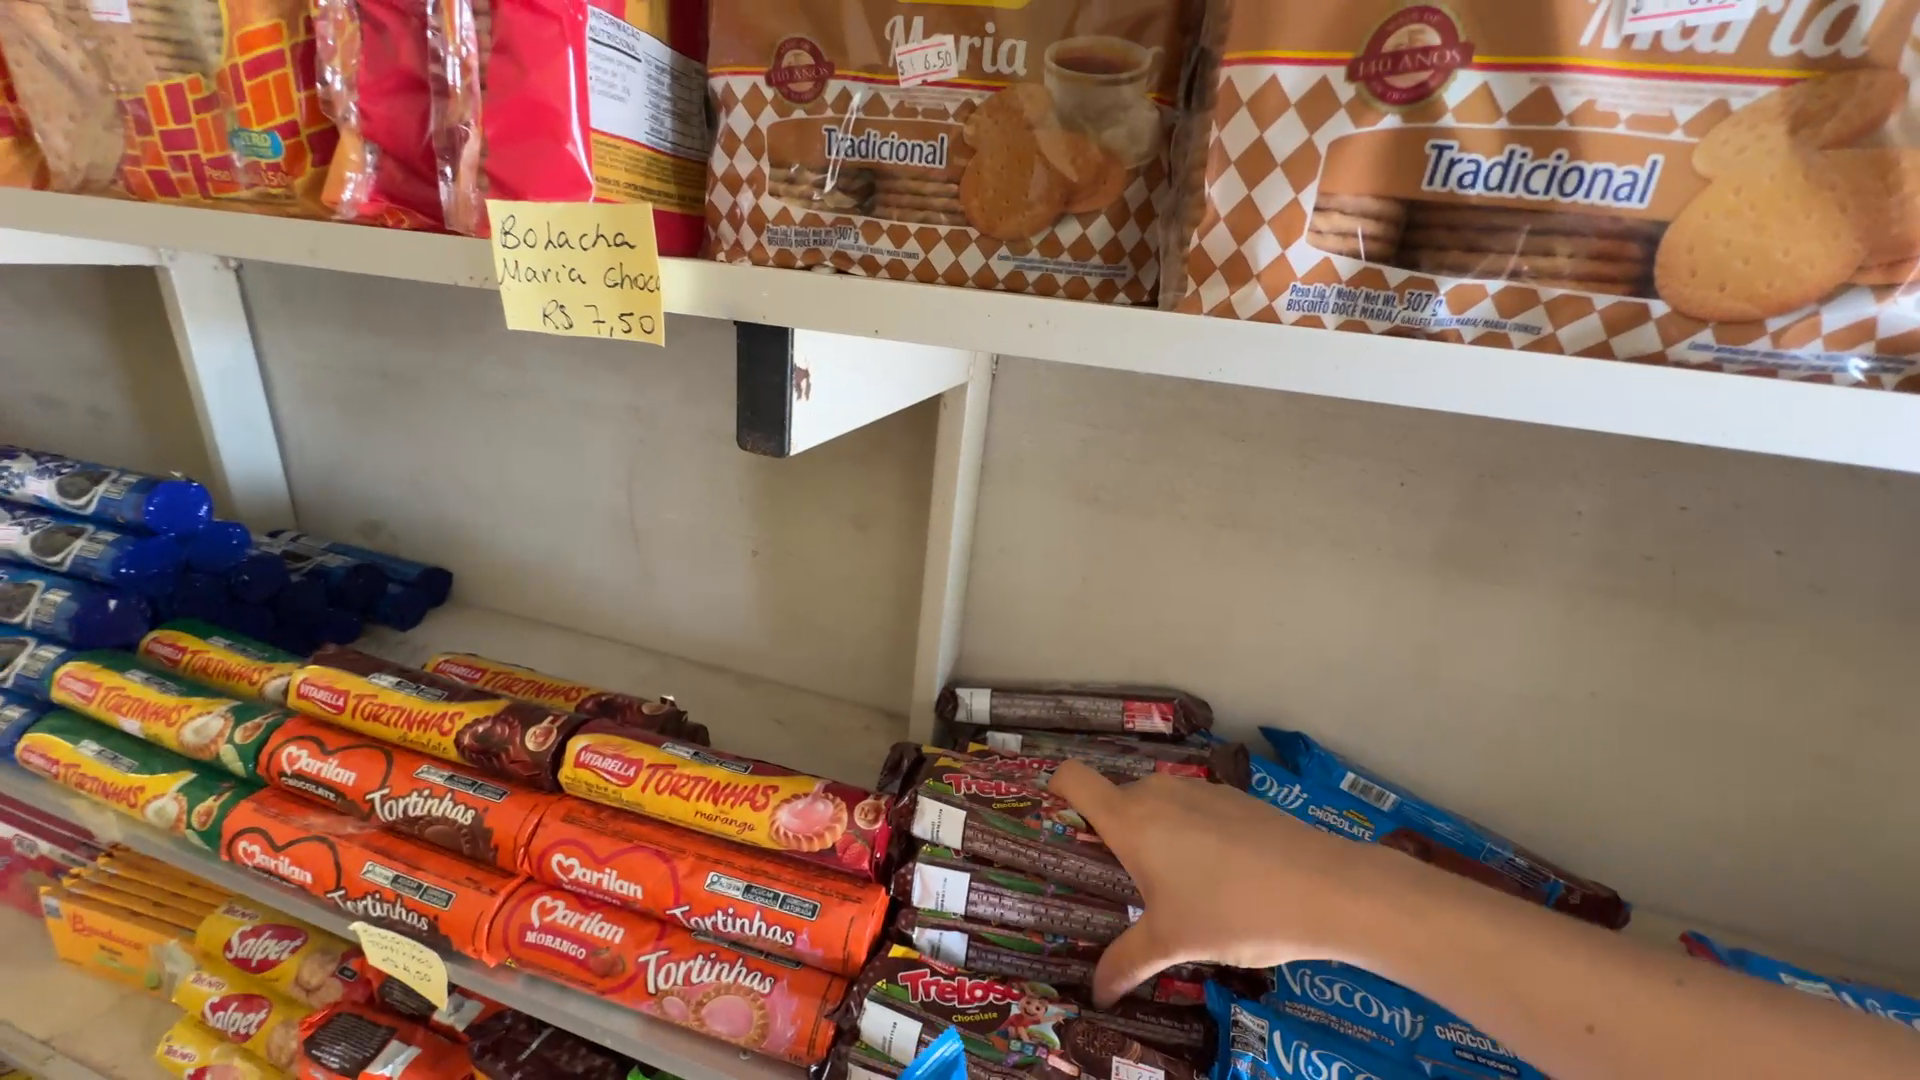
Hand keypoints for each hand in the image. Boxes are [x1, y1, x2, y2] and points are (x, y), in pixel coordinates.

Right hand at [1050, 759, 1408, 1005]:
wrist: (1325, 888)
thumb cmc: (1233, 911)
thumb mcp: (1174, 942)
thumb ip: (1126, 962)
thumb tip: (1095, 994)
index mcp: (1129, 818)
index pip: (1071, 777)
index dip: (1055, 792)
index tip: (1057, 829)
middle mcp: (1155, 792)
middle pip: (1113, 799)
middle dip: (1108, 836)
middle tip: (1115, 884)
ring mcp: (1197, 789)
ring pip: (1155, 805)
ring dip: (1152, 836)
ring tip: (1170, 886)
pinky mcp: (1232, 796)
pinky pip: (1190, 808)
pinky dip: (1188, 833)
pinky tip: (1217, 876)